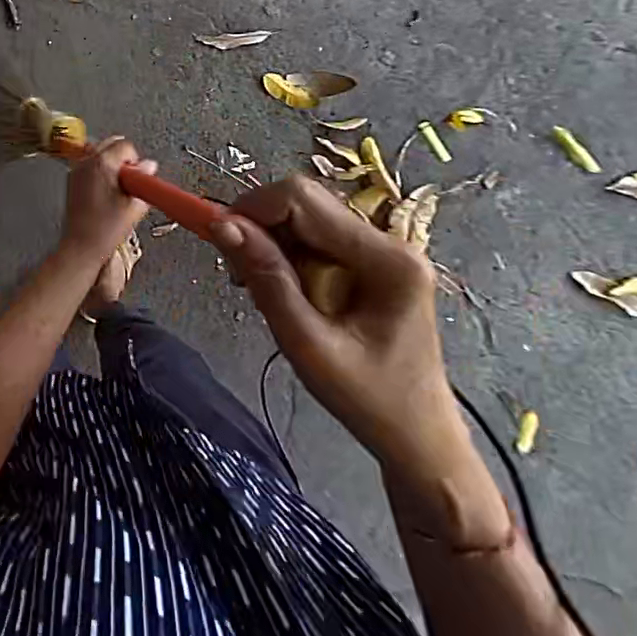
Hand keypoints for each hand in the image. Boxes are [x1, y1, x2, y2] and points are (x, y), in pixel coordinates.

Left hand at [60, 138, 156, 259]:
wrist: (81, 246)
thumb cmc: (104, 229)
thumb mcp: (134, 205)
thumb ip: (144, 181)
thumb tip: (149, 167)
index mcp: (102, 163)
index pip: (126, 145)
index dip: (136, 161)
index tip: (138, 178)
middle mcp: (86, 162)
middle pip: (110, 143)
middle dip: (124, 159)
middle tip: (130, 181)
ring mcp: (76, 170)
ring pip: (99, 152)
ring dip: (111, 163)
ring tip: (117, 188)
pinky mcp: (72, 181)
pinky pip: (89, 165)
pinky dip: (99, 171)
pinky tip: (105, 192)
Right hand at [210, 177, 470, 491]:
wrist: (417, 436)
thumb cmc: (368, 399)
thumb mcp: (307, 345)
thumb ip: (267, 280)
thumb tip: (222, 226)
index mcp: (387, 259)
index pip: (302, 200)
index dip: (252, 208)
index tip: (219, 239)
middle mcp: (389, 241)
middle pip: (304, 202)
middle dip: (259, 225)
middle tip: (238, 271)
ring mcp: (382, 249)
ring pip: (304, 217)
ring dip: (269, 241)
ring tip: (260, 287)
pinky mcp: (370, 260)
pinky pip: (313, 237)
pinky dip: (284, 253)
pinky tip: (281, 287)